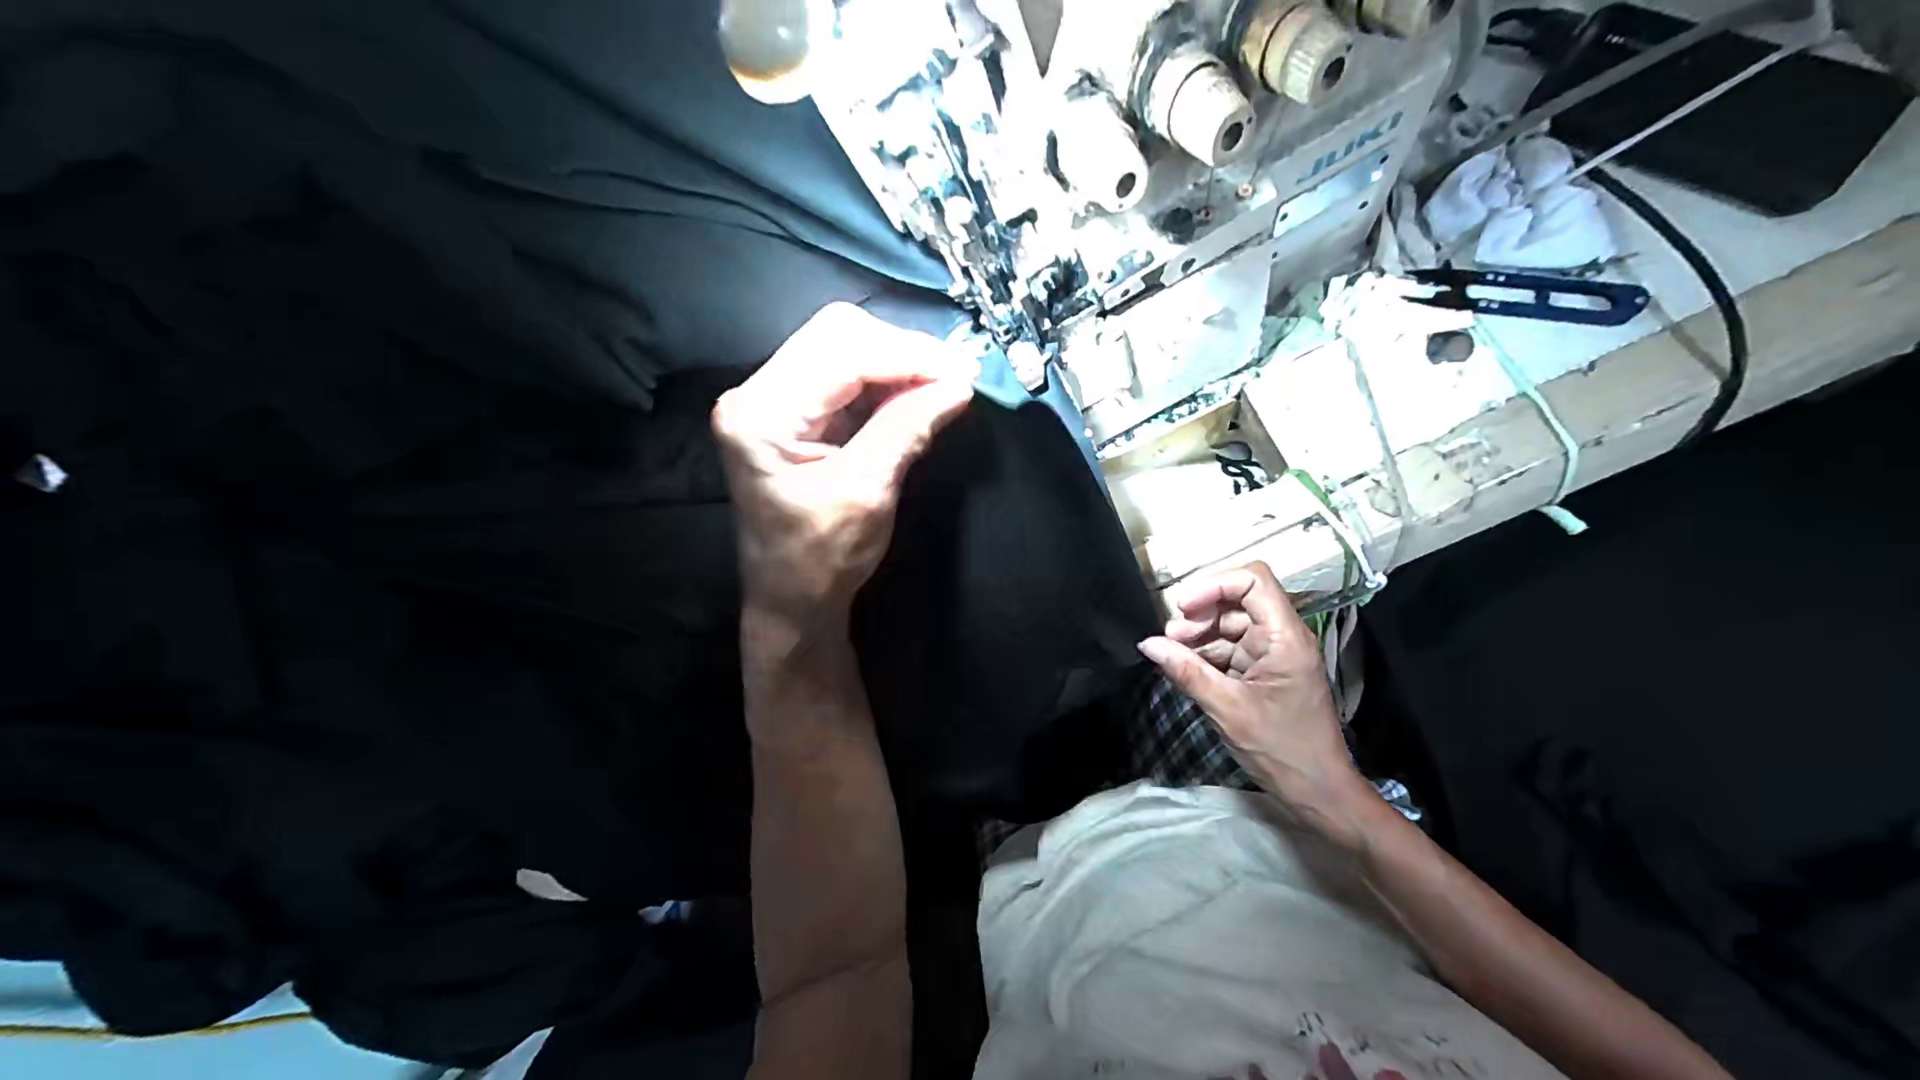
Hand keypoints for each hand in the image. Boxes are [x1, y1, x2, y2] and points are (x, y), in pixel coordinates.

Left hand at [712, 303, 976, 626]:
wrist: (790, 598)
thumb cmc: (820, 560)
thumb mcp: (867, 493)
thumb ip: (906, 429)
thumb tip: (957, 385)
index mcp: (761, 415)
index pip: (841, 354)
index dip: (907, 356)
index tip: (961, 373)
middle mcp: (756, 393)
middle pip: (838, 335)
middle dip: (903, 351)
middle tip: (954, 378)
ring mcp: (771, 399)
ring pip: (843, 347)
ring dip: (897, 362)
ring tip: (941, 385)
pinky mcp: (791, 410)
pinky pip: (844, 374)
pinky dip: (885, 380)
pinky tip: (914, 394)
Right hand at [1137, 562, 1371, 837]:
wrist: (1318, 792)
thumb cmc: (1281, 749)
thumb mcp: (1228, 709)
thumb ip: (1187, 672)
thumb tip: (1148, 644)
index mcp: (1285, 637)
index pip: (1253, 580)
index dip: (1214, 585)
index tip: (1183, 609)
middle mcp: (1281, 636)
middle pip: (1237, 600)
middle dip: (1200, 614)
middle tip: (1170, 638)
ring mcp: (1272, 653)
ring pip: (1229, 624)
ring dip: (1198, 635)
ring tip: (1172, 654)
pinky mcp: (1263, 670)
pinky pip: (1229, 648)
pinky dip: (1204, 654)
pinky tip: (1184, 667)